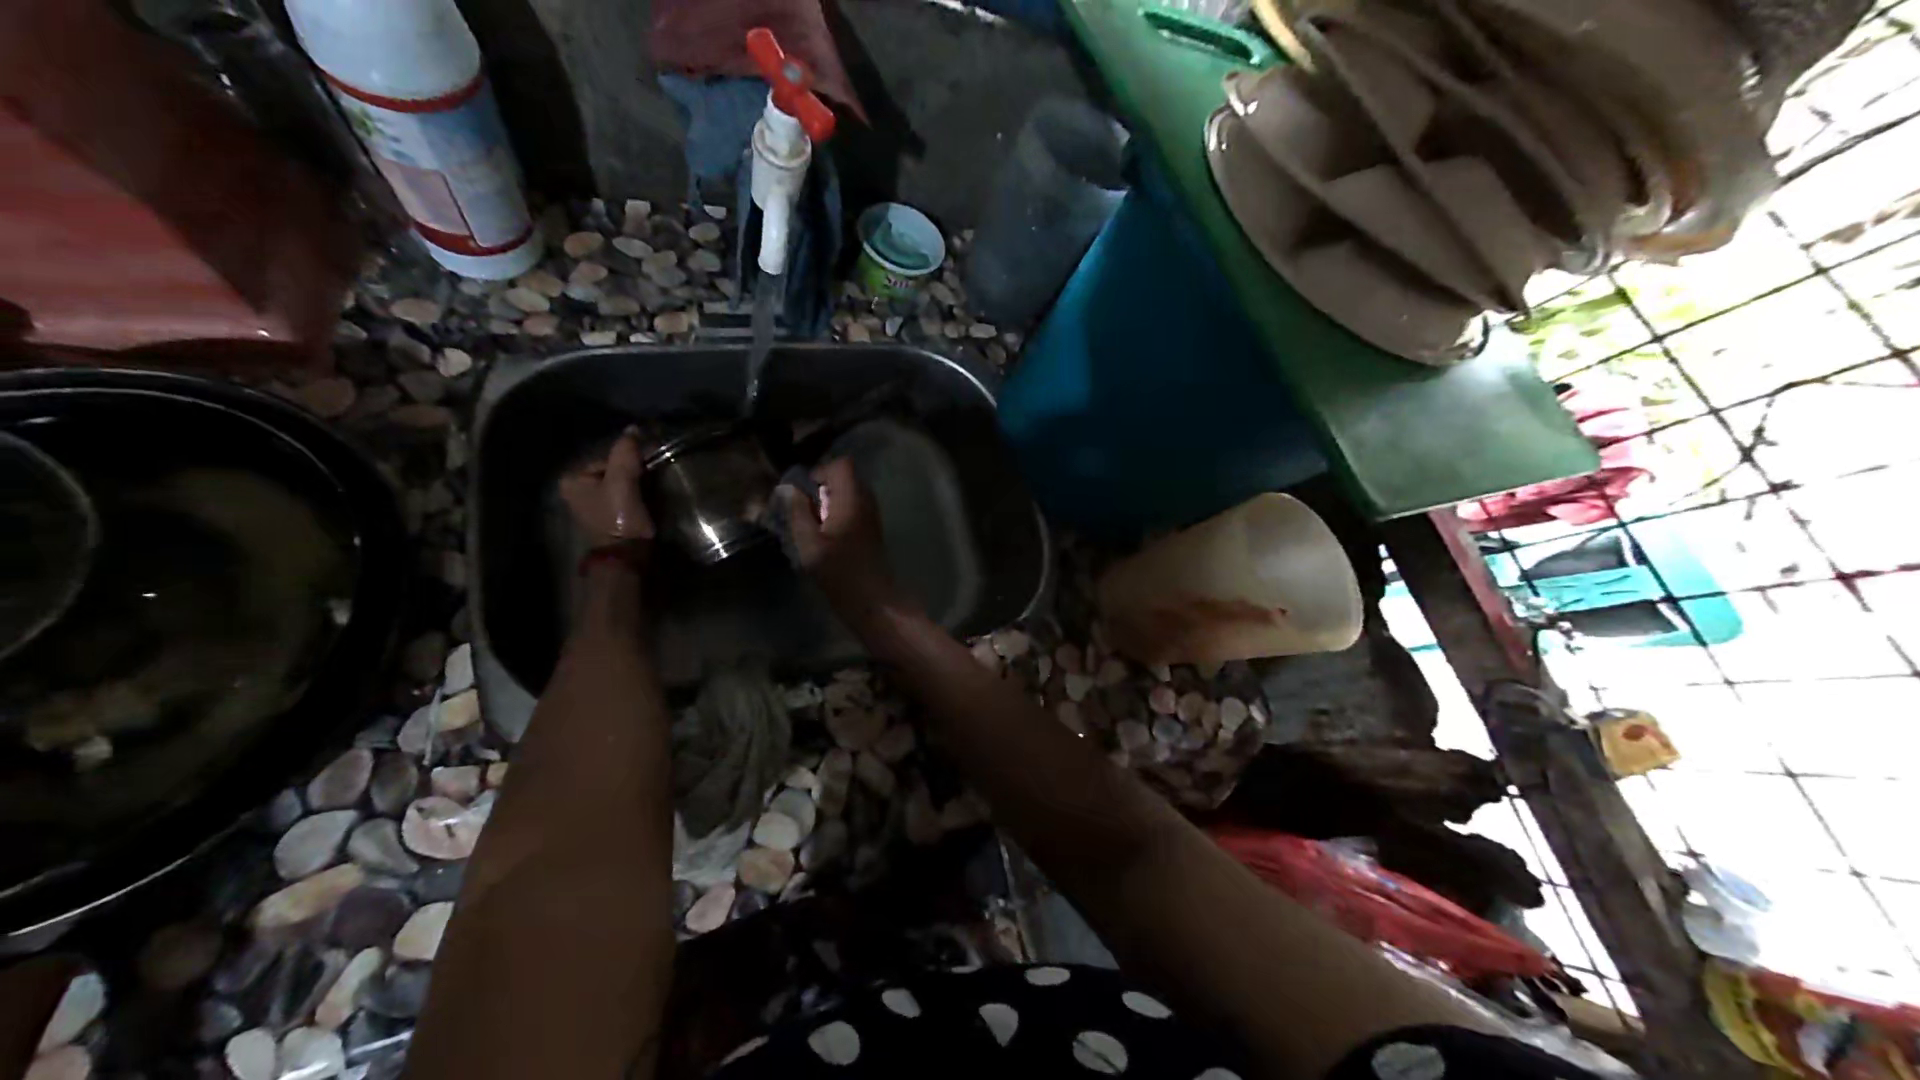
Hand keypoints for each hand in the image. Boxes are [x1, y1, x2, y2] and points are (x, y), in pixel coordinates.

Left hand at [560, 427, 654, 550]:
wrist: (627, 556)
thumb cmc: (618, 517)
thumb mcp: (622, 481)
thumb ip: (626, 452)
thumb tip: (634, 428)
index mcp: (572, 478)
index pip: (606, 455)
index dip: (630, 456)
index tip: (650, 461)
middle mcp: (576, 489)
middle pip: (612, 468)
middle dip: (633, 468)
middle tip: (653, 472)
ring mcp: (591, 503)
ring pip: (618, 480)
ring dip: (636, 480)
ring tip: (654, 483)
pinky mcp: (607, 514)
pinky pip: (623, 493)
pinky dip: (635, 492)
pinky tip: (647, 496)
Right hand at [777, 458, 905, 619]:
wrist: (873, 600)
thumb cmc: (839, 573)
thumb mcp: (809, 544)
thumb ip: (798, 512)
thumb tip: (789, 489)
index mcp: (852, 499)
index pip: (842, 465)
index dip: (820, 472)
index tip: (804, 493)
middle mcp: (866, 501)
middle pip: (846, 477)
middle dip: (822, 488)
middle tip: (806, 511)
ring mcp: (872, 515)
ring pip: (849, 493)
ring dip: (829, 502)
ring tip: (814, 525)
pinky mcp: (872, 528)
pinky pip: (854, 507)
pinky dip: (838, 513)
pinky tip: (827, 536)